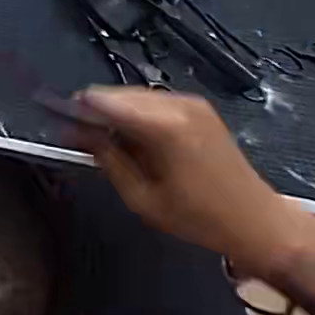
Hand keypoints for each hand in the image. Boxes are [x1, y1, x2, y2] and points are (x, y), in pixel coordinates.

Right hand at [74, 87, 314, 278]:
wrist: (257, 220)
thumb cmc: (198, 218)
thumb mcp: (143, 198)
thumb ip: (107, 158)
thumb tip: (77, 131)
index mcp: (162, 125)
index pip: (105, 101)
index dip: (77, 106)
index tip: (57, 116)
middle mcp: (175, 102)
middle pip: (118, 93)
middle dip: (95, 109)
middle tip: (79, 134)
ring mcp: (188, 100)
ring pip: (134, 94)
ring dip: (116, 110)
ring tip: (107, 140)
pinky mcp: (197, 104)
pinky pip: (153, 99)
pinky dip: (136, 112)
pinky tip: (135, 137)